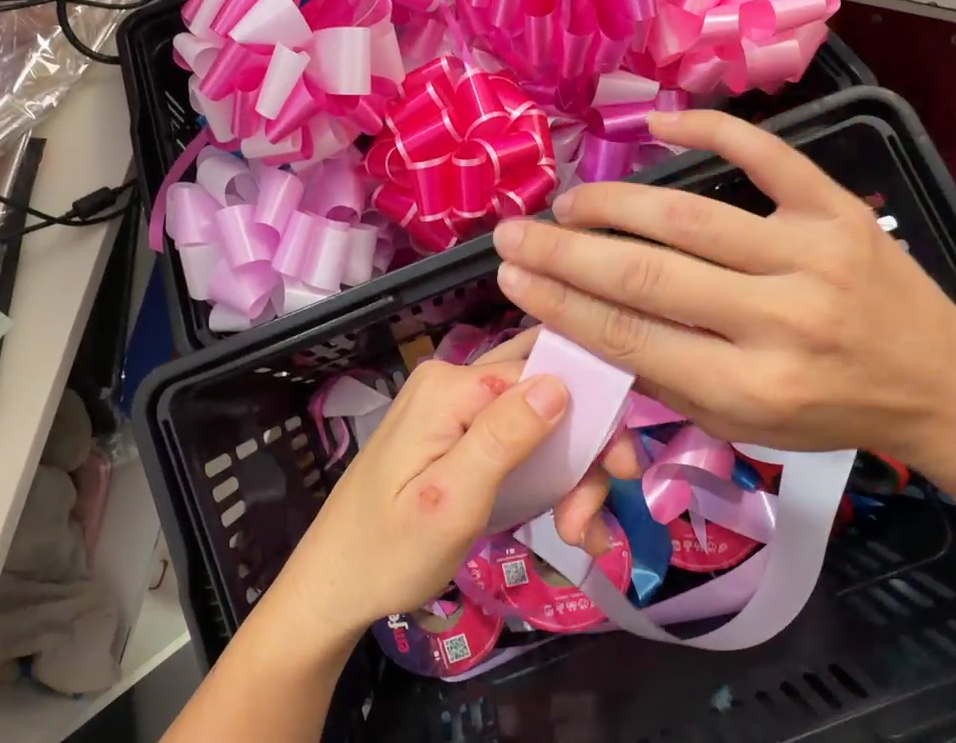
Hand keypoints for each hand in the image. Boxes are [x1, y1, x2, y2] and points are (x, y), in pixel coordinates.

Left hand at [269, 356, 621, 638]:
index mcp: (449, 387)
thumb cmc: (388, 551)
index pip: (545, 372)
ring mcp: (454, 407)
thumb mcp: (451, 502)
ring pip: (540, 416)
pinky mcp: (458, 434)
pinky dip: (547, 476)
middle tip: (592, 516)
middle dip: (586, 445)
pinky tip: (560, 522)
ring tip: (575, 534)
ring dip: (570, 471)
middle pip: (547, 387)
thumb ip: (501, 438)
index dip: (591, 416)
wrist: (336, 583)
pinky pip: (518, 438)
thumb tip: (559, 382)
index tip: (618, 476)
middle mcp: (453, 381)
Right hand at [490, 110, 955, 478]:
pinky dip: (709, 132)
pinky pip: (768, 157)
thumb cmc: (827, 412)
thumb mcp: (739, 425)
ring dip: (613, 204)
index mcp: (751, 388)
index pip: (629, 338)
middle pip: (647, 277)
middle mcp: (782, 322)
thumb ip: (661, 377)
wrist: (941, 385)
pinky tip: (656, 127)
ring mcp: (815, 257)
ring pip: (690, 217)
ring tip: (568, 202)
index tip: (511, 276)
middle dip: (564, 252)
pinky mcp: (840, 210)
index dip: (559, 303)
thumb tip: (581, 323)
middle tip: (513, 232)